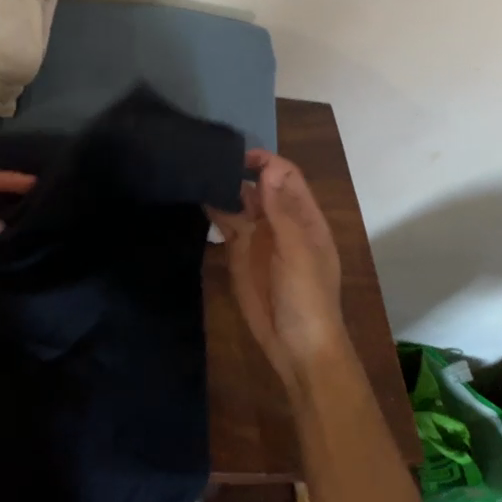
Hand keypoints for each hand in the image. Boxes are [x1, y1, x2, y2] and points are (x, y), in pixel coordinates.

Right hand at [206, 150, 346, 389]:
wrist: (296, 346)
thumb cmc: (306, 298)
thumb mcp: (297, 253)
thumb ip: (281, 212)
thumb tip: (269, 169)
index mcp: (304, 218)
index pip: (286, 176)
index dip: (266, 162)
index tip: (236, 155)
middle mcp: (281, 221)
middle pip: (260, 185)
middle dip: (239, 170)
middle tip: (207, 160)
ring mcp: (258, 236)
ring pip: (240, 201)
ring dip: (223, 188)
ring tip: (196, 173)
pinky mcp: (238, 251)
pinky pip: (225, 222)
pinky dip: (212, 209)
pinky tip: (195, 197)